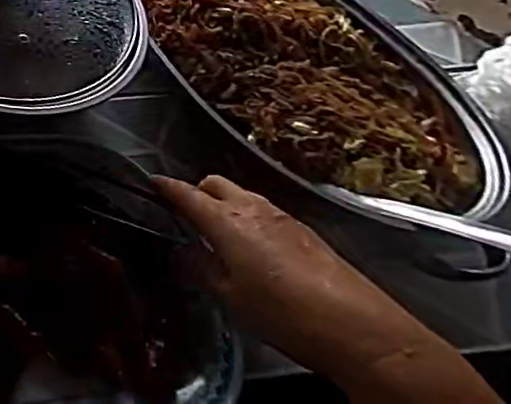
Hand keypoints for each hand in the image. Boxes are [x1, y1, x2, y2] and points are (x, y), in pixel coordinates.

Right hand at [156, 176, 499, 402]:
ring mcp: (280, 215)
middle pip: (214, 183)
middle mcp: (250, 207)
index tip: (151, 184)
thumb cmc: (286, 313)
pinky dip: (249, 219)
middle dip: (197, 191)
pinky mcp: (303, 230)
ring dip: (225, 205)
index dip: (165, 187)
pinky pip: (264, 212)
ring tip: (220, 235)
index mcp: (224, 219)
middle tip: (187, 215)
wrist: (359, 328)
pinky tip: (256, 250)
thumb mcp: (231, 298)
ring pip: (241, 195)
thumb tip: (182, 253)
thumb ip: (201, 269)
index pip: (185, 192)